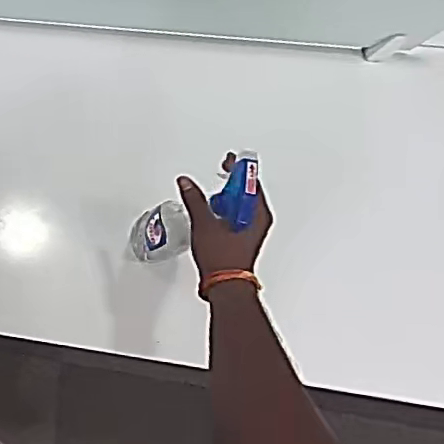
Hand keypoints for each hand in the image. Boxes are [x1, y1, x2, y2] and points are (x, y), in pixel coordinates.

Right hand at [176, 152, 272, 280]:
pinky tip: (211, 215)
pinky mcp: (242, 237)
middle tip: (221, 173)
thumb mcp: (204, 223)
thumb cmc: (223, 258)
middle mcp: (257, 220)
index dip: (238, 168)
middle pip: (246, 192)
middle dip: (231, 182)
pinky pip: (235, 216)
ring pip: (240, 204)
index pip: (249, 182)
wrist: (225, 284)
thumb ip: (195, 199)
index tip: (230, 159)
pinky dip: (224, 210)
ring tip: (210, 200)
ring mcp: (250, 229)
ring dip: (225, 197)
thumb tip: (187, 183)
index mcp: (255, 213)